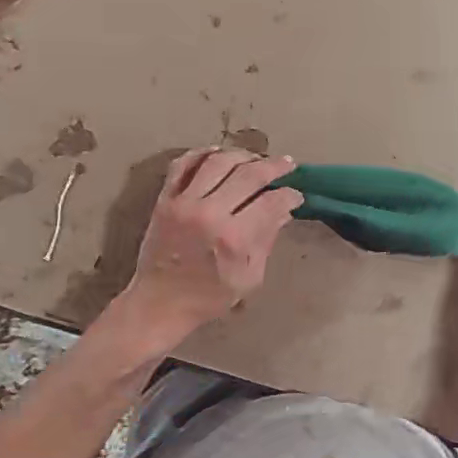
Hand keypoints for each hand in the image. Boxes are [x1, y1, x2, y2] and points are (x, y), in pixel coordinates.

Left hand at [116, 147, 303, 339]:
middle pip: (248, 175)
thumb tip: (284, 210)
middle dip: (273, 166)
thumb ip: (266, 239)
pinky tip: (219, 154)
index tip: (296, 195)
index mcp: (233, 238)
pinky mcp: (165, 200)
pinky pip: (183, 165)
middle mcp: (209, 213)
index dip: (289, 195)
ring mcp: (183, 203)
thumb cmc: (210, 297)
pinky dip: (202, 153)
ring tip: (255, 159)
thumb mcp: (250, 276)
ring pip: (217, 161)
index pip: (270, 202)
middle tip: (287, 164)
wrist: (160, 303)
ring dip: (241, 155)